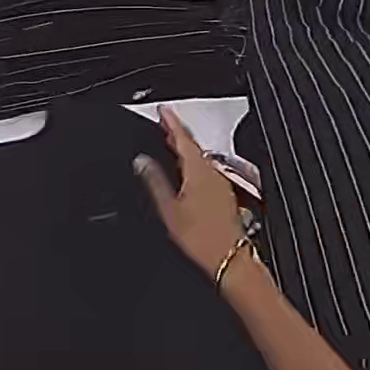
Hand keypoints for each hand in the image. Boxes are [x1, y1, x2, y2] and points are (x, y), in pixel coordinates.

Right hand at [134, 106, 246, 280]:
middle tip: (163, 123)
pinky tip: (186, 170)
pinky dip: (193, 162)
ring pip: (200, 157)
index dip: (171, 122)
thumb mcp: (168, 209)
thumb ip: (154, 181)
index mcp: (198, 172)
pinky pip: (206, 170)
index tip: (163, 110)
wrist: (229, 260)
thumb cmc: (201, 239)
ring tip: (171, 142)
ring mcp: (221, 184)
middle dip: (177, 132)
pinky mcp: (224, 195)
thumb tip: (141, 162)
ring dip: (185, 147)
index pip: (182, 138)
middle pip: (193, 145)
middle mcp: (213, 174)